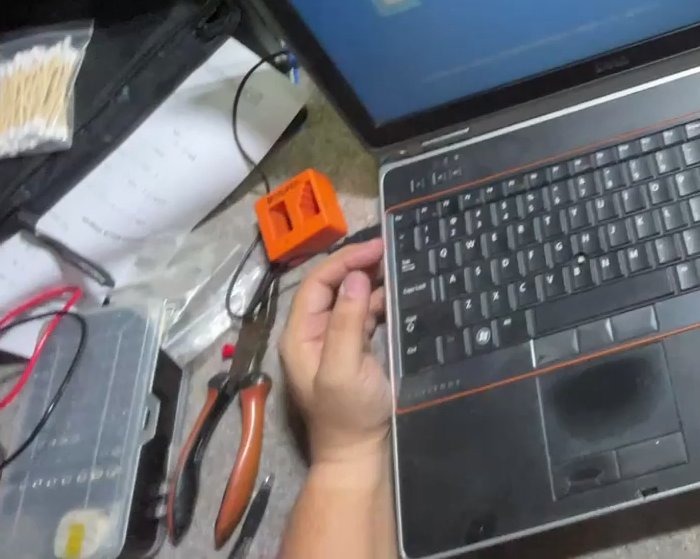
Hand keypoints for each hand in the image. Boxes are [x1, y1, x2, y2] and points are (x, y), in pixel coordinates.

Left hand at [278, 239, 390, 465]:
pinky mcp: (356, 344)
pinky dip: (381, 296)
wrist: (360, 452)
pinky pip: (366, 310)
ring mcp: (336, 338)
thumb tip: (356, 277)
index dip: (344, 260)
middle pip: (333, 284)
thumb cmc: (348, 414)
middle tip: (390, 250)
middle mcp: (315, 331)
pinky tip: (398, 289)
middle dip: (359, 263)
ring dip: (372, 277)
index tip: (376, 248)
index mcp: (301, 335)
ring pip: (351, 294)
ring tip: (397, 264)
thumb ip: (347, 322)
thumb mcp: (344, 368)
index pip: (317, 283)